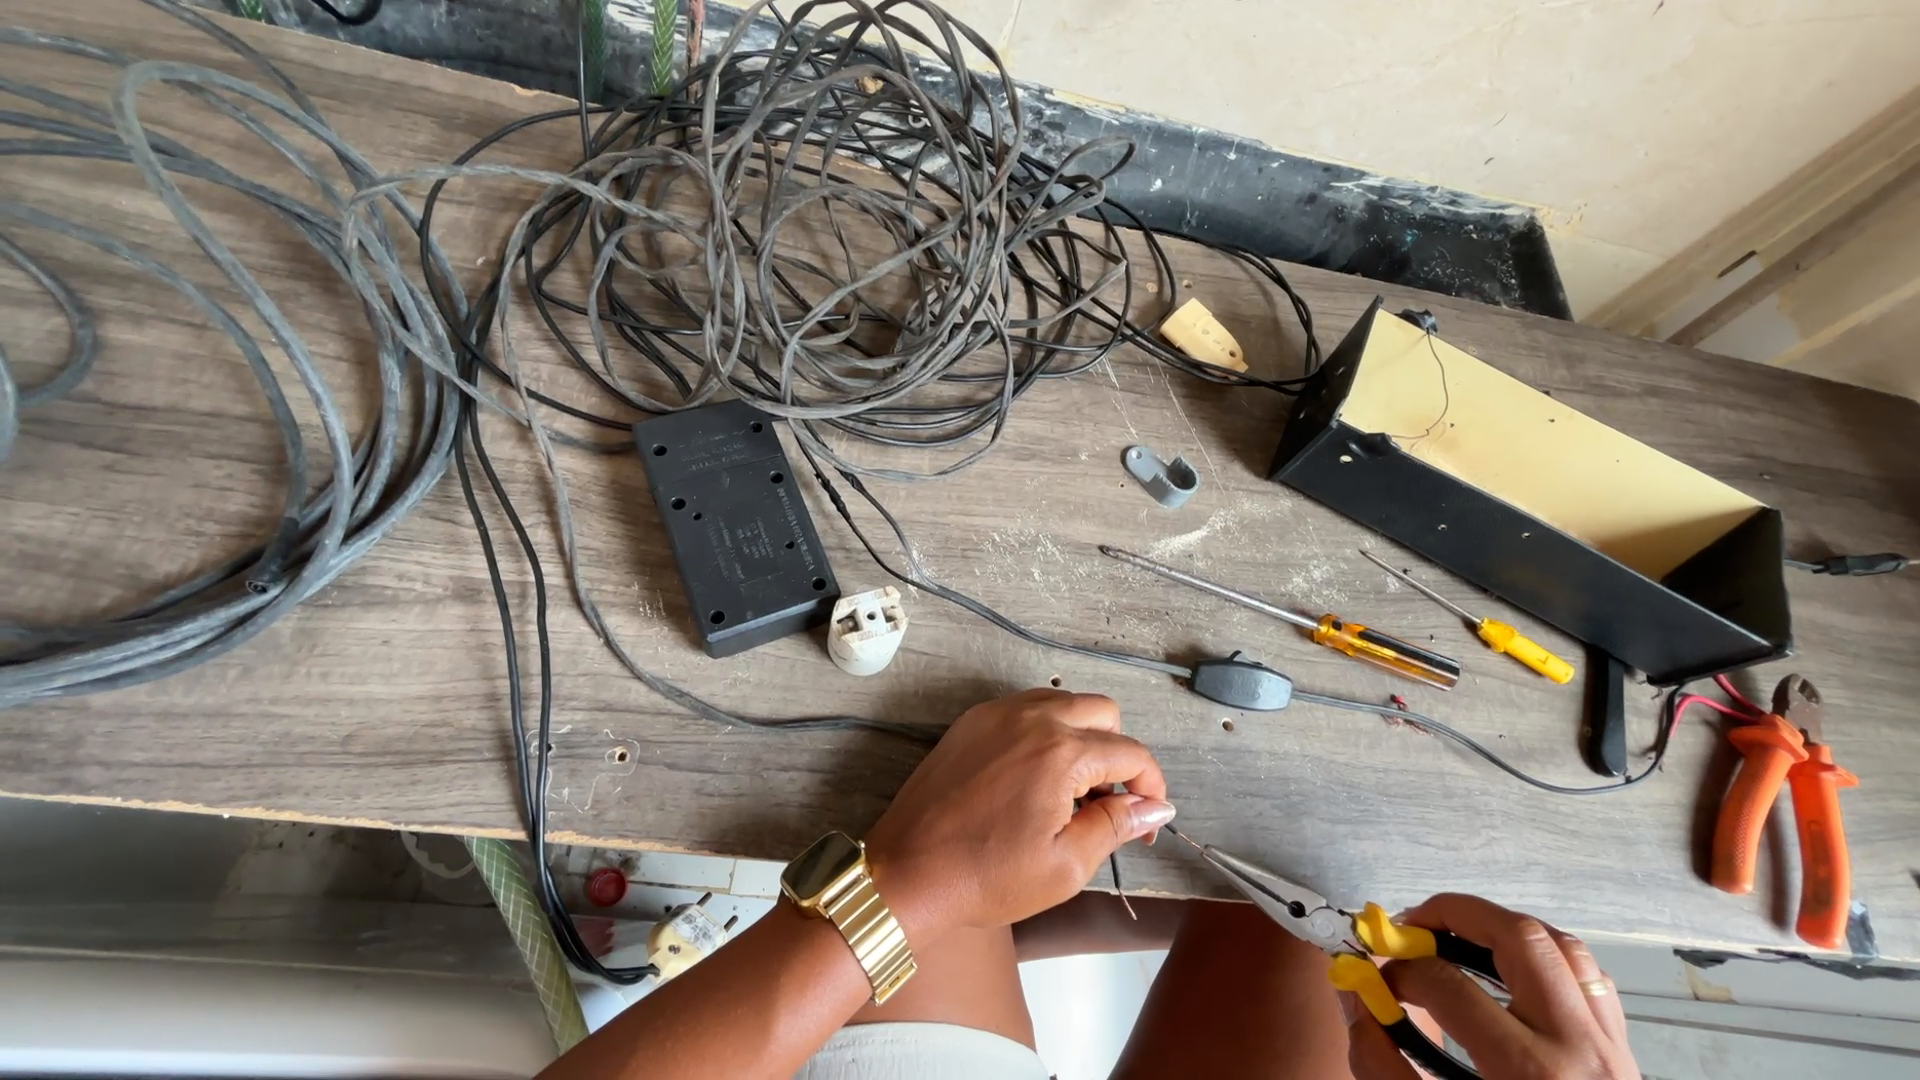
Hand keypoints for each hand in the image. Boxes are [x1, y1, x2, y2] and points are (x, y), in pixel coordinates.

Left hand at [863, 688, 1172, 944]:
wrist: (908, 872)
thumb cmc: (984, 876)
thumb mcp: (1065, 865)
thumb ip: (1115, 825)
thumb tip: (1154, 807)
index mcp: (1060, 752)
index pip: (1131, 752)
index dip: (1150, 787)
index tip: (1146, 819)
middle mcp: (1031, 718)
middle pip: (1103, 712)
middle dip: (1118, 752)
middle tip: (1108, 801)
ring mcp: (997, 714)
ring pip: (1064, 702)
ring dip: (1082, 736)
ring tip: (1071, 790)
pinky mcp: (972, 721)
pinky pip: (1025, 708)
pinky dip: (1044, 730)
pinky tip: (1034, 775)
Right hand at [1345, 894, 1637, 1079]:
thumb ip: (1380, 1062)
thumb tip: (1354, 996)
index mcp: (1530, 1072)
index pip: (1446, 984)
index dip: (1398, 971)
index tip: (1379, 983)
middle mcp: (1580, 1050)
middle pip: (1519, 938)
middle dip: (1453, 914)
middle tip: (1414, 928)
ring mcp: (1611, 1049)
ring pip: (1563, 946)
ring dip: (1501, 927)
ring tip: (1459, 938)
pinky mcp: (1624, 1053)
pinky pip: (1588, 978)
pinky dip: (1543, 957)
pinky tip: (1507, 971)